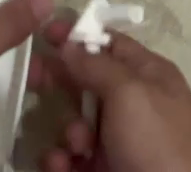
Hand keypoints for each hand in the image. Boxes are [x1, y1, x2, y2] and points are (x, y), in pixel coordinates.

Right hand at [29, 21, 190, 171]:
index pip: (109, 43)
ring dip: (67, 130)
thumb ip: (96, 65)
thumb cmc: (158, 144)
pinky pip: (71, 158)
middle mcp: (132, 105)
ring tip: (78, 144)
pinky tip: (60, 165)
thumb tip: (69, 44)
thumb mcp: (130, 93)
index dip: (78, 35)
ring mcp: (118, 142)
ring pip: (76, 122)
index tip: (45, 33)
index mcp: (148, 76)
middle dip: (60, 79)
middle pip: (87, 80)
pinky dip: (60, 160)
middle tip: (33, 77)